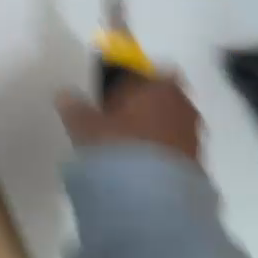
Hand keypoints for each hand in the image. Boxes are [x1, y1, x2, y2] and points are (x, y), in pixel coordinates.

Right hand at [56, 73, 200, 162]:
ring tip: (120, 133)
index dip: (133, 75)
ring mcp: (191, 132)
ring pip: (167, 117)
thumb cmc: (115, 140)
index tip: (112, 83)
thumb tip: (65, 94)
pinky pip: (171, 139)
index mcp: (158, 89)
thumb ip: (73, 104)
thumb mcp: (81, 120)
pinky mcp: (193, 156)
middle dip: (141, 100)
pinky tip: (132, 151)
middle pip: (162, 95)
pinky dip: (155, 141)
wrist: (148, 186)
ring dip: (149, 122)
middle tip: (113, 107)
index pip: (151, 72)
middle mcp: (181, 106)